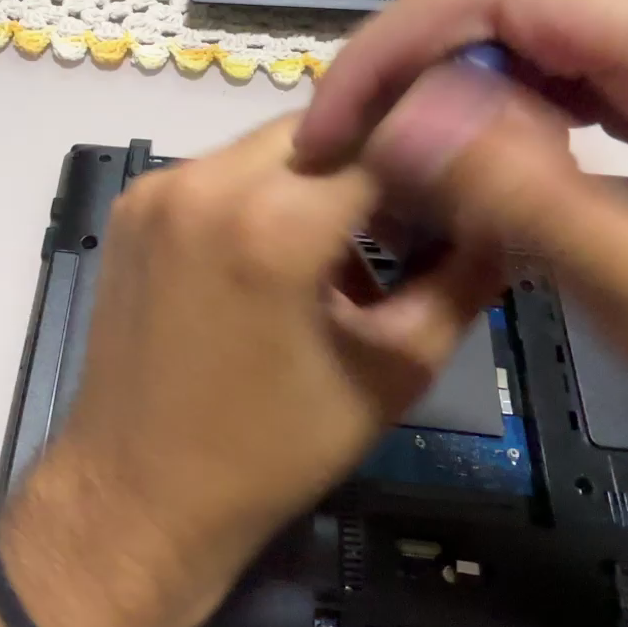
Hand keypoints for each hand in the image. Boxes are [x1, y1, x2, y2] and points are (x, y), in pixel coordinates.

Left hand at [0, 118, 497, 626]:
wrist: (138, 493)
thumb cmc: (269, 451)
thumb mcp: (390, 372)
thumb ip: (459, 282)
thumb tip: (496, 222)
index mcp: (272, 221)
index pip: (379, 142)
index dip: (429, 161)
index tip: (457, 193)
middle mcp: (204, 182)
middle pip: (318, 133)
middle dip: (369, 167)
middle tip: (402, 229)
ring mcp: (157, 191)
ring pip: (265, 150)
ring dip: (313, 183)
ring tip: (338, 256)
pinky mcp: (131, 211)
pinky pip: (216, 175)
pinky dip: (258, 197)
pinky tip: (273, 260)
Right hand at [296, 0, 627, 496]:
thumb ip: (528, 203)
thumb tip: (395, 122)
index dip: (393, 47)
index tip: (332, 138)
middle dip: (419, 21)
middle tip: (390, 130)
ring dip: (452, 36)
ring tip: (433, 140)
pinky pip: (558, 3)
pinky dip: (496, 56)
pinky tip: (497, 136)